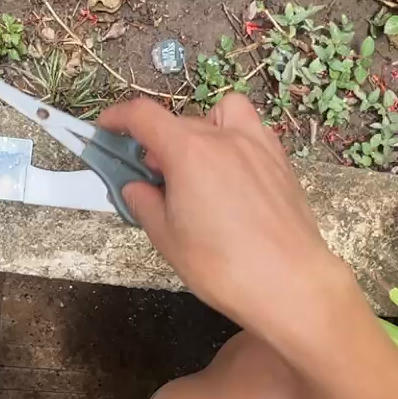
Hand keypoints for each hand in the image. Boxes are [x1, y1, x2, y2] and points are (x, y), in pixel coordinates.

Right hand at [99, 94, 366, 346]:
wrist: (290, 283)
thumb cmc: (224, 267)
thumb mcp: (169, 240)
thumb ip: (145, 204)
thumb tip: (135, 187)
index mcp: (189, 151)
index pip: (144, 116)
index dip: (118, 118)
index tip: (106, 129)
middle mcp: (224, 137)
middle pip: (179, 123)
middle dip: (158, 145)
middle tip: (152, 181)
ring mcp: (257, 145)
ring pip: (219, 116)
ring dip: (200, 131)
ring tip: (196, 169)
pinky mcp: (280, 161)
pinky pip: (250, 132)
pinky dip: (232, 141)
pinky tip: (230, 176)